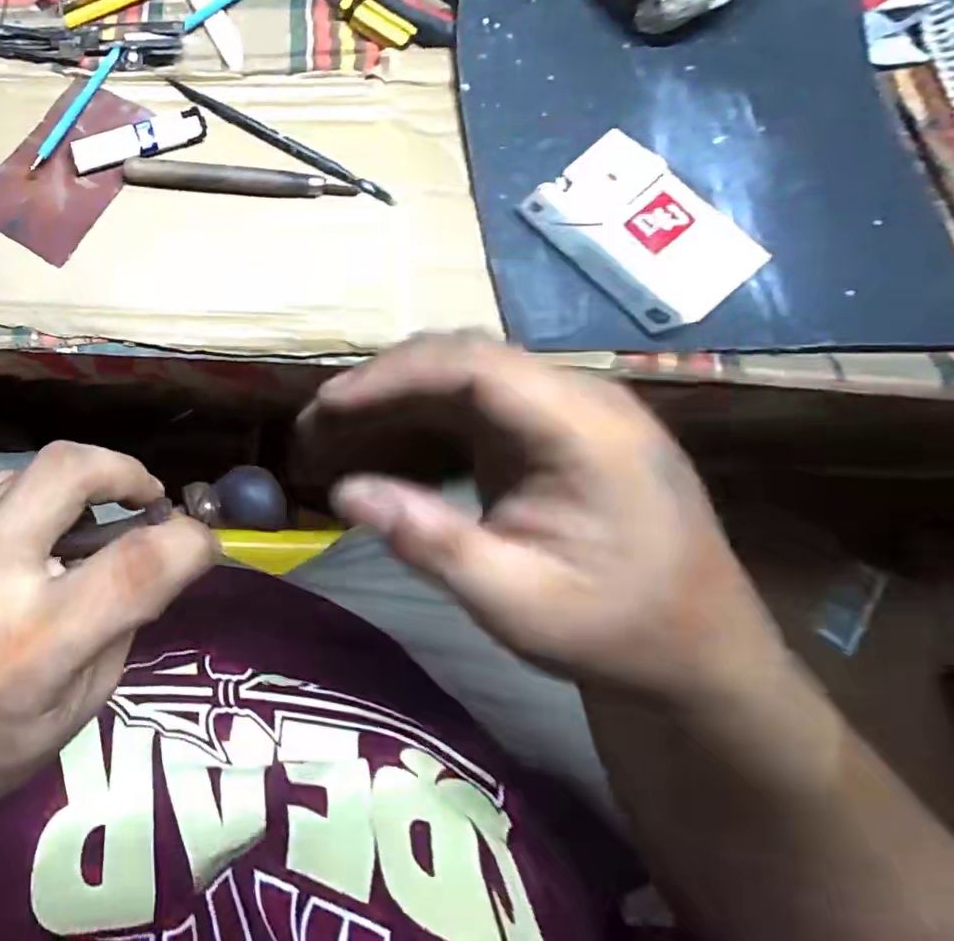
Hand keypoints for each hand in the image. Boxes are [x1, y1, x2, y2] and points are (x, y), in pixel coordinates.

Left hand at [0, 442, 216, 849]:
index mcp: (33, 643)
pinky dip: (33, 498)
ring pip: (32, 469)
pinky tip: (35, 535)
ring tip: (84, 528)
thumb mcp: (86, 699)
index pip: (133, 565)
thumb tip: (163, 546)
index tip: (199, 540)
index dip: (187, 541)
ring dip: (76, 486)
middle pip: (64, 468)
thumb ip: (126, 615)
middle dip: (121, 468)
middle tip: (144, 497)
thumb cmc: (2, 741)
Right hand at [300, 333, 786, 706]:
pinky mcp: (541, 430)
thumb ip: (432, 543)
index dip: (391, 376)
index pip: (475, 367)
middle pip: (459, 356)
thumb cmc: (614, 630)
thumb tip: (343, 492)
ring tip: (327, 432)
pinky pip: (462, 401)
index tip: (327, 404)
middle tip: (314, 424)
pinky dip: (408, 415)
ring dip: (386, 396)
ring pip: (454, 372)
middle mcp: (577, 403)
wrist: (696, 653)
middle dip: (377, 384)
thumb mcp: (517, 602)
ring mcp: (560, 412)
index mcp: (587, 434)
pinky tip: (373, 446)